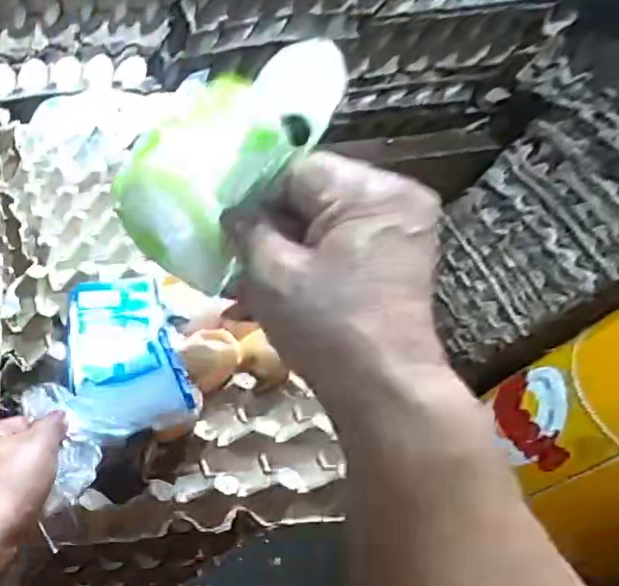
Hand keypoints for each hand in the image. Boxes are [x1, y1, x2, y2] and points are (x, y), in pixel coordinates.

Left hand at [0, 412, 66, 549]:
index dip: (45, 434)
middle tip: (51, 473)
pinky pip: (4, 496)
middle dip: (36, 460)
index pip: (21, 422)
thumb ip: (51, 426)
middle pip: (15, 449)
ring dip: (28, 482)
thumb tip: (59, 415)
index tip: (59, 450)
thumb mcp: (40, 445)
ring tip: (40, 493)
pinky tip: (26, 509)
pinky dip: (17, 500)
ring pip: (10, 474)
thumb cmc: (12, 484)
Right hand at [224, 152, 449, 408]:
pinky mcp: (389, 264)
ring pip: (320, 230)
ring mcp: (396, 233)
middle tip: (228, 262)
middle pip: (312, 198)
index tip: (222, 229)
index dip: (253, 195)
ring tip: (241, 290)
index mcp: (371, 194)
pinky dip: (300, 270)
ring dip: (276, 255)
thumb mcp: (272, 276)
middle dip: (266, 231)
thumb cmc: (324, 325)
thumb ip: (249, 234)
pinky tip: (266, 300)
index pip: (299, 170)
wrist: (377, 381)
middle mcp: (393, 201)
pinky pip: (335, 252)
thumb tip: (234, 213)